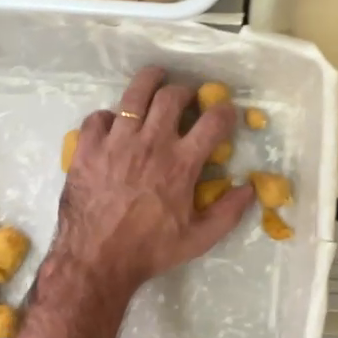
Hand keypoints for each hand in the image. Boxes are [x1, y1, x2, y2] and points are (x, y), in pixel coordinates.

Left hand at [52, 67, 254, 301]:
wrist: (96, 260)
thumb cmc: (151, 250)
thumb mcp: (199, 238)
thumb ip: (228, 212)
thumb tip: (249, 188)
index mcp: (181, 164)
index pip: (212, 123)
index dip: (224, 112)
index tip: (227, 112)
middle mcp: (150, 144)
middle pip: (171, 97)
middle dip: (185, 91)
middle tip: (187, 96)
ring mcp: (115, 142)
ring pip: (133, 95)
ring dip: (149, 81)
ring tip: (155, 77)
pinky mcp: (87, 148)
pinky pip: (98, 117)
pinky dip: (109, 117)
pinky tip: (114, 125)